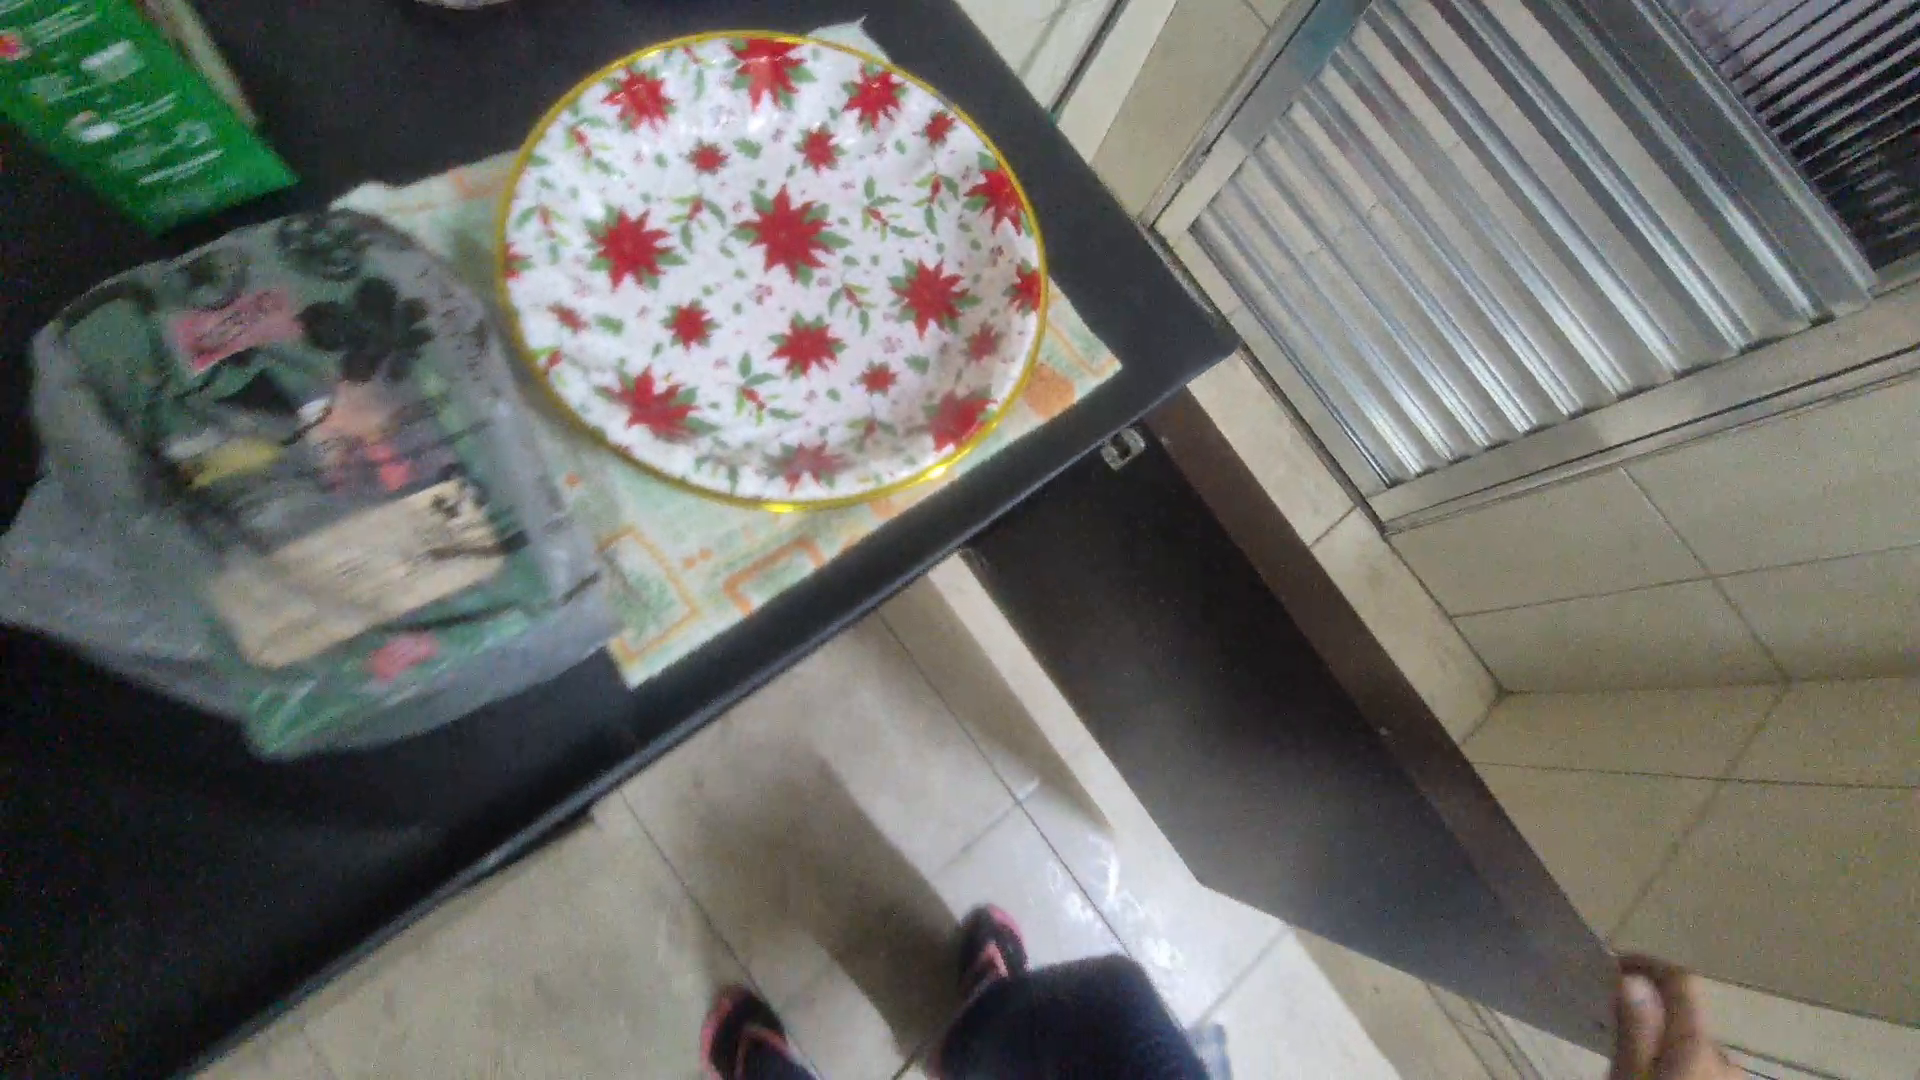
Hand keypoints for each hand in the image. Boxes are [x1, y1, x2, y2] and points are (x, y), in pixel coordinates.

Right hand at [1609, 955, 1741, 1079]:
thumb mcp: (1631, 1071)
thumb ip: (1634, 1027)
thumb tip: (1630, 977)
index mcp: (1698, 1042)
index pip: (1682, 980)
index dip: (1646, 962)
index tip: (1610, 964)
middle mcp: (1724, 1055)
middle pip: (1683, 1011)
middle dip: (1647, 1005)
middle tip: (1608, 1017)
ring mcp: (1733, 1077)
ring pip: (1690, 1038)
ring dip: (1661, 1033)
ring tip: (1629, 1052)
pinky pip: (1700, 1060)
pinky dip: (1675, 1056)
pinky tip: (1655, 1072)